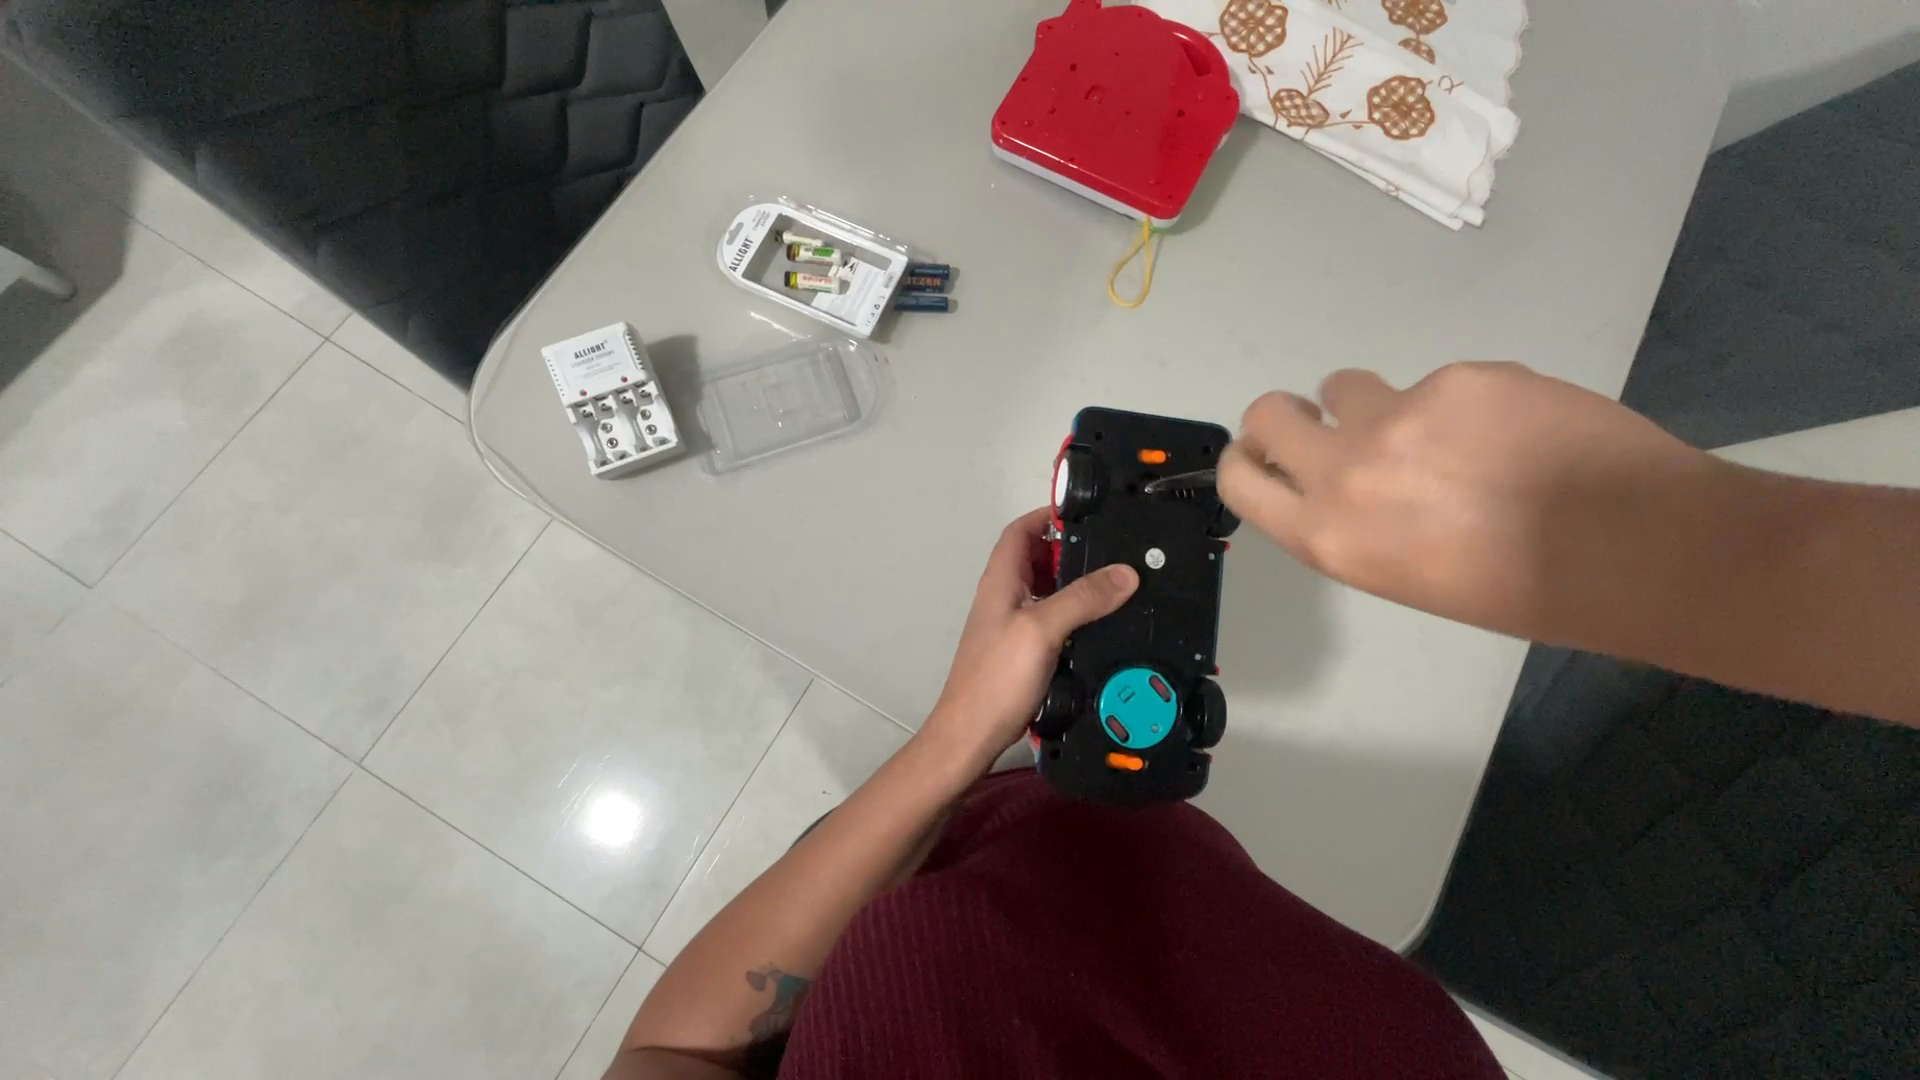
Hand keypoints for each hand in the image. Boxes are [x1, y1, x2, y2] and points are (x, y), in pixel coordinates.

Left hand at [925, 508, 1138, 767]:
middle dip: (1072, 549)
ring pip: (1047, 591)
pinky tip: (1103, 625)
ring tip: (1118, 584)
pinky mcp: (1023, 652)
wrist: (970, 736)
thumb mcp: (1042, 630)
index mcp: (1000, 581)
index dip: (1048, 515)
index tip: (1089, 514)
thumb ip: (1082, 598)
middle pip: (1037, 558)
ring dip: (1076, 584)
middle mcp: (1004, 597)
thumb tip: (1126, 572)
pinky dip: (1075, 615)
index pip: (1020, 531)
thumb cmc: (997, 678)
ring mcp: (1012, 626)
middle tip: (1115, 550)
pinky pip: (1052, 620)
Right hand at [1217, 362, 1728, 645]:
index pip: (1240, 477)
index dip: (1245, 460)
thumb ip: (1346, 521)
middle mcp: (1344, 471)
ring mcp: (1400, 416)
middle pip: (1268, 411)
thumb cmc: (1513, 590)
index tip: (1264, 456)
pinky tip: (1511, 430)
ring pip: (1347, 386)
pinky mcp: (1460, 377)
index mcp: (1326, 534)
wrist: (1638, 550)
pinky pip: (1435, 381)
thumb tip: (1337, 480)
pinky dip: (1459, 401)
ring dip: (1371, 404)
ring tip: (1438, 431)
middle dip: (1286, 415)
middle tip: (1328, 426)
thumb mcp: (1396, 573)